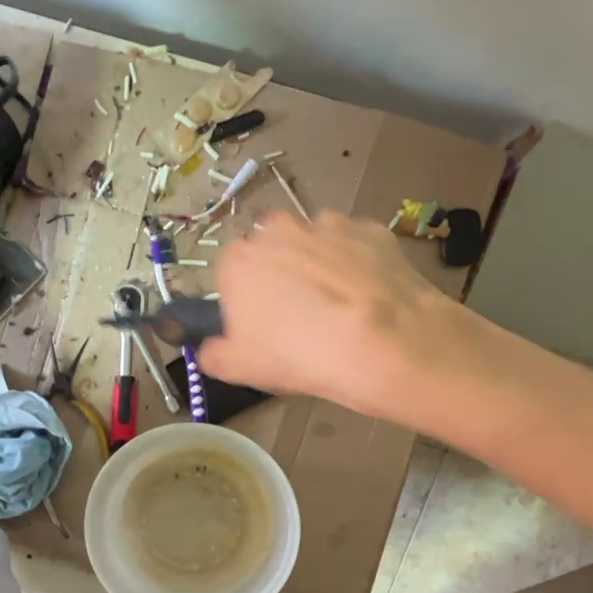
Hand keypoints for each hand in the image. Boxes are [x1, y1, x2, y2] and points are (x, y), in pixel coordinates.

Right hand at [200, 211, 492, 425]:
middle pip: (270, 250)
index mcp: (238, 259)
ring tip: (335, 310)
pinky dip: (354, 266)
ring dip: (317, 267)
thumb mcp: (236, 368)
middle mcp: (278, 230)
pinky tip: (364, 299)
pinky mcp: (370, 229)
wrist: (381, 344)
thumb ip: (213, 352)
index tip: (257, 324)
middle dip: (278, 274)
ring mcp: (327, 224)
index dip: (241, 298)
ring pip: (313, 244)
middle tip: (295, 317)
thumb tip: (212, 347)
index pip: (229, 272)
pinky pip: (353, 247)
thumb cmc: (296, 354)